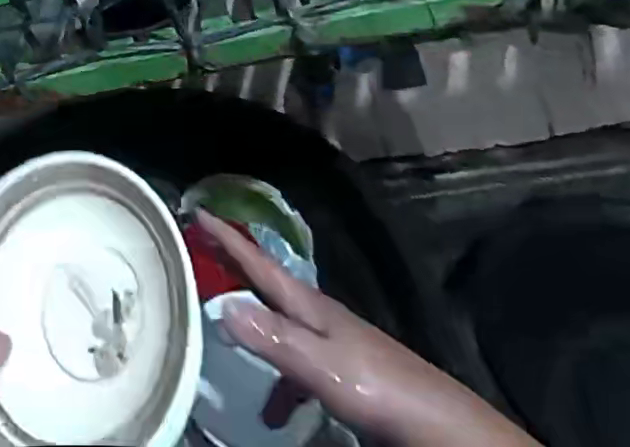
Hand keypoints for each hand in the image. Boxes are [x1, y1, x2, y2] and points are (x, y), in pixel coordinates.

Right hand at [194, 210, 539, 446]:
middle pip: (266, 284)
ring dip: (253, 330)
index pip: (260, 263)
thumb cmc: (374, 385)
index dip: (229, 238)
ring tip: (225, 351)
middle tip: (202, 255)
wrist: (431, 418)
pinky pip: (294, 361)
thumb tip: (223, 303)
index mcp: (308, 305)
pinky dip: (278, 379)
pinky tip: (275, 411)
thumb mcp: (319, 364)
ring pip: (279, 325)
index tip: (199, 211)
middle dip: (235, 268)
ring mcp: (330, 338)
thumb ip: (274, 337)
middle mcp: (315, 313)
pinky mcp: (340, 366)